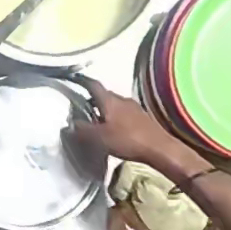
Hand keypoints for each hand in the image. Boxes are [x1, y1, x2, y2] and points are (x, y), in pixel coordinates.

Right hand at [73, 78, 210, 182]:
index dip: (83, 82)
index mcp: (110, 101)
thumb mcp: (99, 138)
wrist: (159, 148)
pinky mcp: (143, 118)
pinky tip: (115, 131)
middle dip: (94, 101)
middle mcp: (122, 99)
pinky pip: (125, 114)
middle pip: (105, 95)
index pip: (93, 85)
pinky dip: (117, 119)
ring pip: (115, 105)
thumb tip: (71, 124)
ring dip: (106, 111)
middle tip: (84, 111)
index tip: (75, 82)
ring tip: (98, 124)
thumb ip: (83, 130)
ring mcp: (135, 108)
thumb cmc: (127, 140)